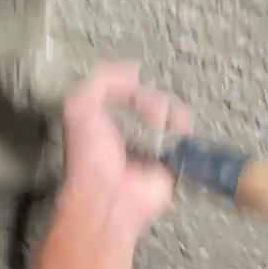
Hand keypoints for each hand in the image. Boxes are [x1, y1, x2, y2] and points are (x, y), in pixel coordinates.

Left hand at [58, 63, 191, 243]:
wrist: (111, 197)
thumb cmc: (91, 154)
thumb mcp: (81, 106)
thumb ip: (102, 80)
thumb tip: (136, 71)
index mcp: (105, 121)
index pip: (126, 92)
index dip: (132, 85)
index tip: (134, 84)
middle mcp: (129, 134)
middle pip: (153, 102)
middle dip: (155, 99)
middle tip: (151, 112)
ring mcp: (152, 151)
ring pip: (173, 118)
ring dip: (173, 113)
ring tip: (169, 123)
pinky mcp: (172, 166)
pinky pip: (186, 142)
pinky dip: (186, 133)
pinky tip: (180, 133)